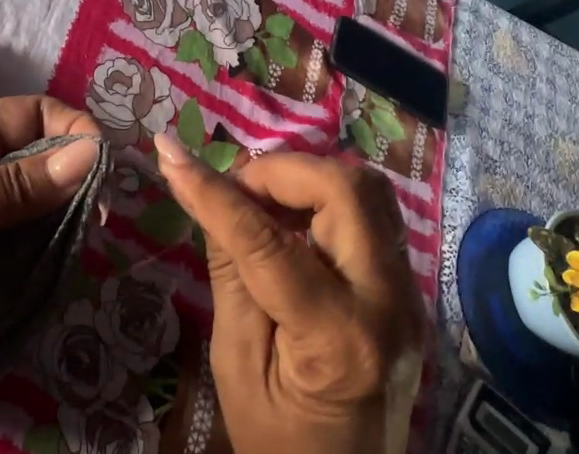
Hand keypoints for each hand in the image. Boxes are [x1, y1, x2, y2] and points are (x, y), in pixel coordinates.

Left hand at [0, 96, 101, 428]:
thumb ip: (18, 186)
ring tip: (95, 241)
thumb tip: (93, 152)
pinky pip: (25, 252)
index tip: (107, 165)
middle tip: (108, 214)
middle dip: (77, 179)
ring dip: (67, 221)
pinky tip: (71, 266)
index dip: (73, 129)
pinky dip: (49, 257)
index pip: (32, 114)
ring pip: (40, 209)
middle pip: (42, 161)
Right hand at [155, 136, 425, 453]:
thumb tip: (198, 185)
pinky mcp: (407, 288)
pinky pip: (370, 215)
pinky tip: (289, 222)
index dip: (214, 192)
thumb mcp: (236, 363)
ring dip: (307, 179)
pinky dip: (324, 198)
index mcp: (338, 340)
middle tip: (235, 189)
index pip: (268, 242)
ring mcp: (408, 294)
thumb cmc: (277, 439)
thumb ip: (228, 268)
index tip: (170, 153)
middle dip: (281, 171)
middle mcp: (388, 304)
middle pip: (348, 190)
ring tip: (260, 202)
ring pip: (368, 191)